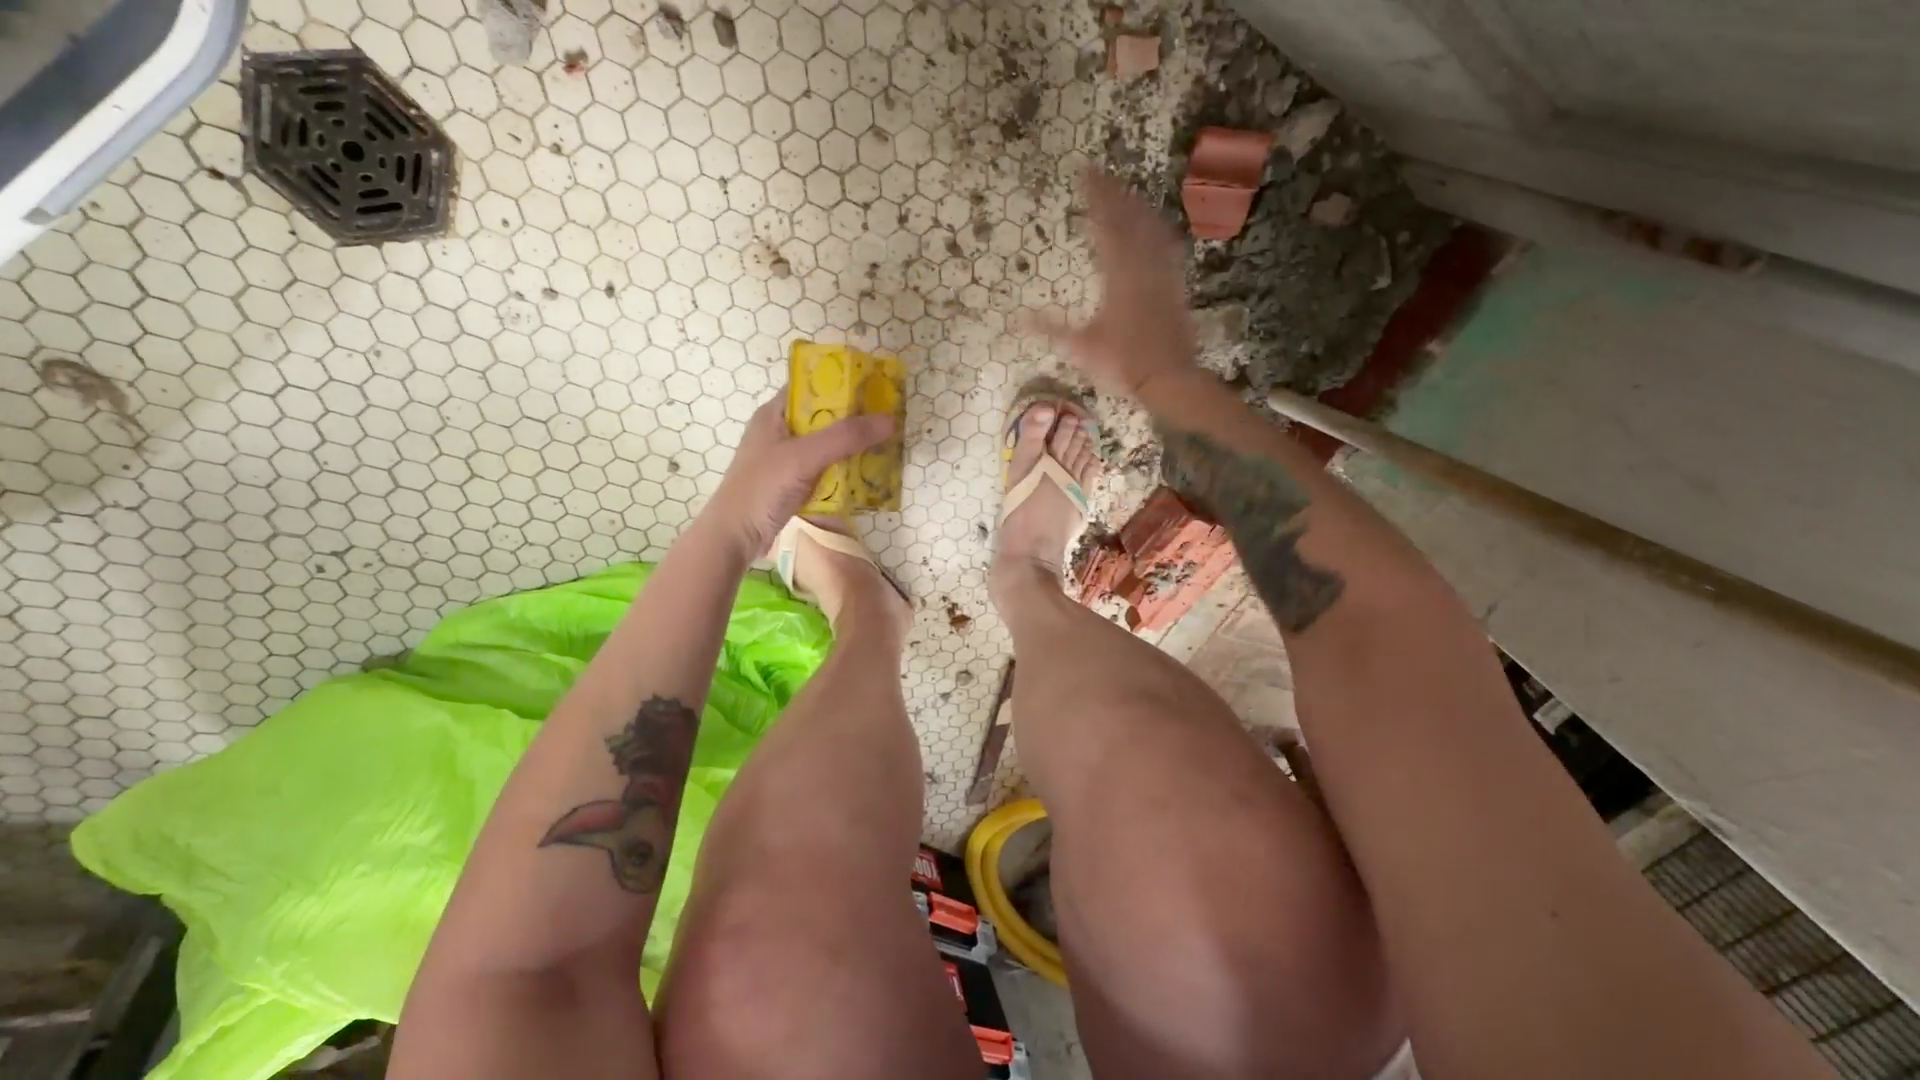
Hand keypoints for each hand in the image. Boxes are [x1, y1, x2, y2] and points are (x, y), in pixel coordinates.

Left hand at [701, 391, 894, 557]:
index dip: (843, 383)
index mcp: (775, 413)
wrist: (735, 536)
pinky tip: (867, 473)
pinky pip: (826, 468)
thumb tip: (889, 420)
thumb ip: (845, 437)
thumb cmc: (762, 488)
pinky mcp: (793, 482)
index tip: (876, 387)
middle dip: (855, 418)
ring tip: (886, 444)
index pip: (812, 386)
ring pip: (827, 444)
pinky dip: (844, 469)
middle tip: (889, 419)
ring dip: (852, 446)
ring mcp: (787, 458)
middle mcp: (781, 431)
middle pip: (825, 416)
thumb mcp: (804, 457)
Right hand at [1032, 168, 1198, 400]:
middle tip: (1099, 172)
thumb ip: (1049, 328)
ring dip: (1136, 205)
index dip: (1094, 195)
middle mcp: (1141, 264)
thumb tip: (1016, 319)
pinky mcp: (1176, 284)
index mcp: (1116, 274)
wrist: (1169, 378)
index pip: (1104, 223)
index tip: (1084, 171)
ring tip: (1125, 191)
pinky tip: (1157, 226)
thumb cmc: (1123, 363)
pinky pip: (1168, 247)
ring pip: (1151, 227)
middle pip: (1128, 217)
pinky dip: (1159, 230)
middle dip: (1113, 191)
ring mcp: (1162, 273)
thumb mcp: (1080, 347)